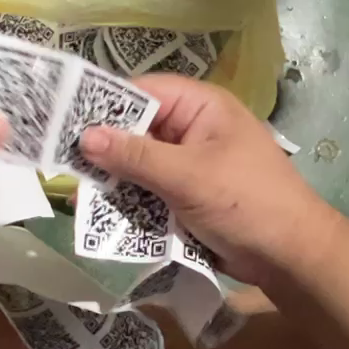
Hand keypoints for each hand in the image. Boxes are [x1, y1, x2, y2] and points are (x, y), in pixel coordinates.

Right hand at [79, 74, 342, 285]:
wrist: (289, 255)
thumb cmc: (245, 202)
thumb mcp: (187, 175)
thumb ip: (136, 156)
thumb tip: (84, 136)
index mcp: (201, 107)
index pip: (143, 93)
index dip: (104, 106)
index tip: (63, 122)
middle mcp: (192, 130)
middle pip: (137, 130)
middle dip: (104, 149)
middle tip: (60, 163)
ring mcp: (189, 165)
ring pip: (139, 165)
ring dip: (114, 181)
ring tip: (75, 194)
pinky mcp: (186, 197)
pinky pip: (149, 192)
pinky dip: (130, 202)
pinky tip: (101, 213)